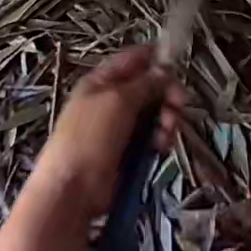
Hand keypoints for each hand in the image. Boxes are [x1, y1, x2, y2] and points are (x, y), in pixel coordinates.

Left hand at [30, 46, 187, 216]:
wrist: (72, 192)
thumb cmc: (89, 137)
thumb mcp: (118, 101)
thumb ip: (145, 83)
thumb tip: (165, 68)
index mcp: (101, 80)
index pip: (133, 59)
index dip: (155, 58)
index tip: (177, 63)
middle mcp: (111, 100)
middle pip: (148, 86)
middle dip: (166, 93)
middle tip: (179, 103)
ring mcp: (120, 127)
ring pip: (154, 113)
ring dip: (166, 118)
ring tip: (168, 129)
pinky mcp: (128, 151)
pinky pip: (151, 137)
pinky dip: (160, 138)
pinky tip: (162, 146)